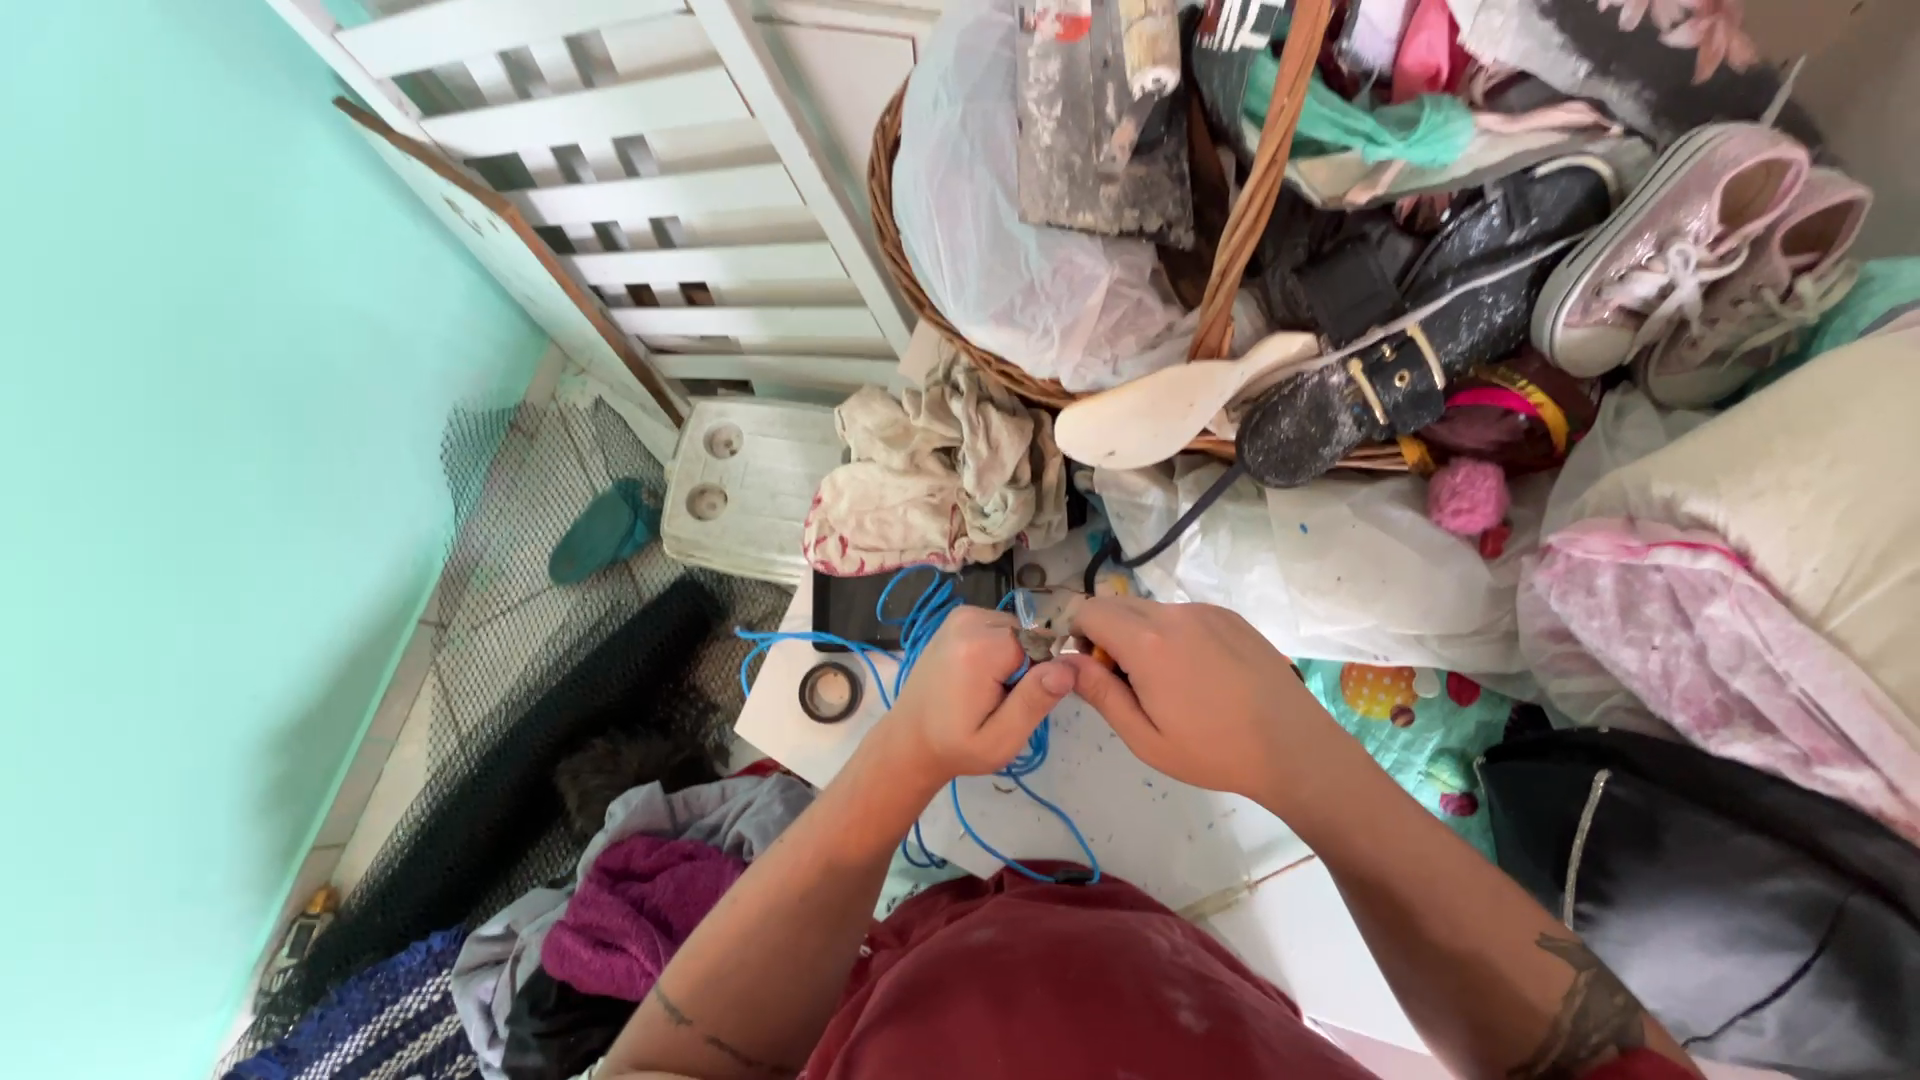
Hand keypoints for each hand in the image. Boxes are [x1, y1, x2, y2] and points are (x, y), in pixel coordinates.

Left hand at [877, 606, 1075, 789]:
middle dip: (1027, 665)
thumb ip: (1034, 702)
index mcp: (980, 647)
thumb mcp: (1001, 740)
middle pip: (1029, 634)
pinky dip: (999, 650)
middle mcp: (969, 620)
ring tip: (991, 690)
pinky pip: (999, 628)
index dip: (1041, 674)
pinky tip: (982, 676)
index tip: (1021, 701)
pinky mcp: (958, 618)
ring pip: (1016, 630)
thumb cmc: (956, 747)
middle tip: (1004, 700)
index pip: (1042, 645)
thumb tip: (1068, 668)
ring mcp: (961, 615)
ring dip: (1014, 658)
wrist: (910, 739)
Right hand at [1059, 596, 1340, 801]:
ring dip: (1142, 636)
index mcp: (1147, 643)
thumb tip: (1066, 662)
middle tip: (1130, 682)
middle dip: (1107, 636)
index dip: (1079, 638)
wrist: (1294, 747)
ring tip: (1170, 683)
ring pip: (1151, 611)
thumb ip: (1100, 693)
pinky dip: (1175, 635)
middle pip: (1117, 605)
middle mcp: (1174, 614)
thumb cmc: (1213, 751)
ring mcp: (1206, 612)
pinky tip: (1200, 674)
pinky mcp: (1230, 616)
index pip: (1088, 611)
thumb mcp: (1145, 738)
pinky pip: (1183, 615)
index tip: (1096, 672)